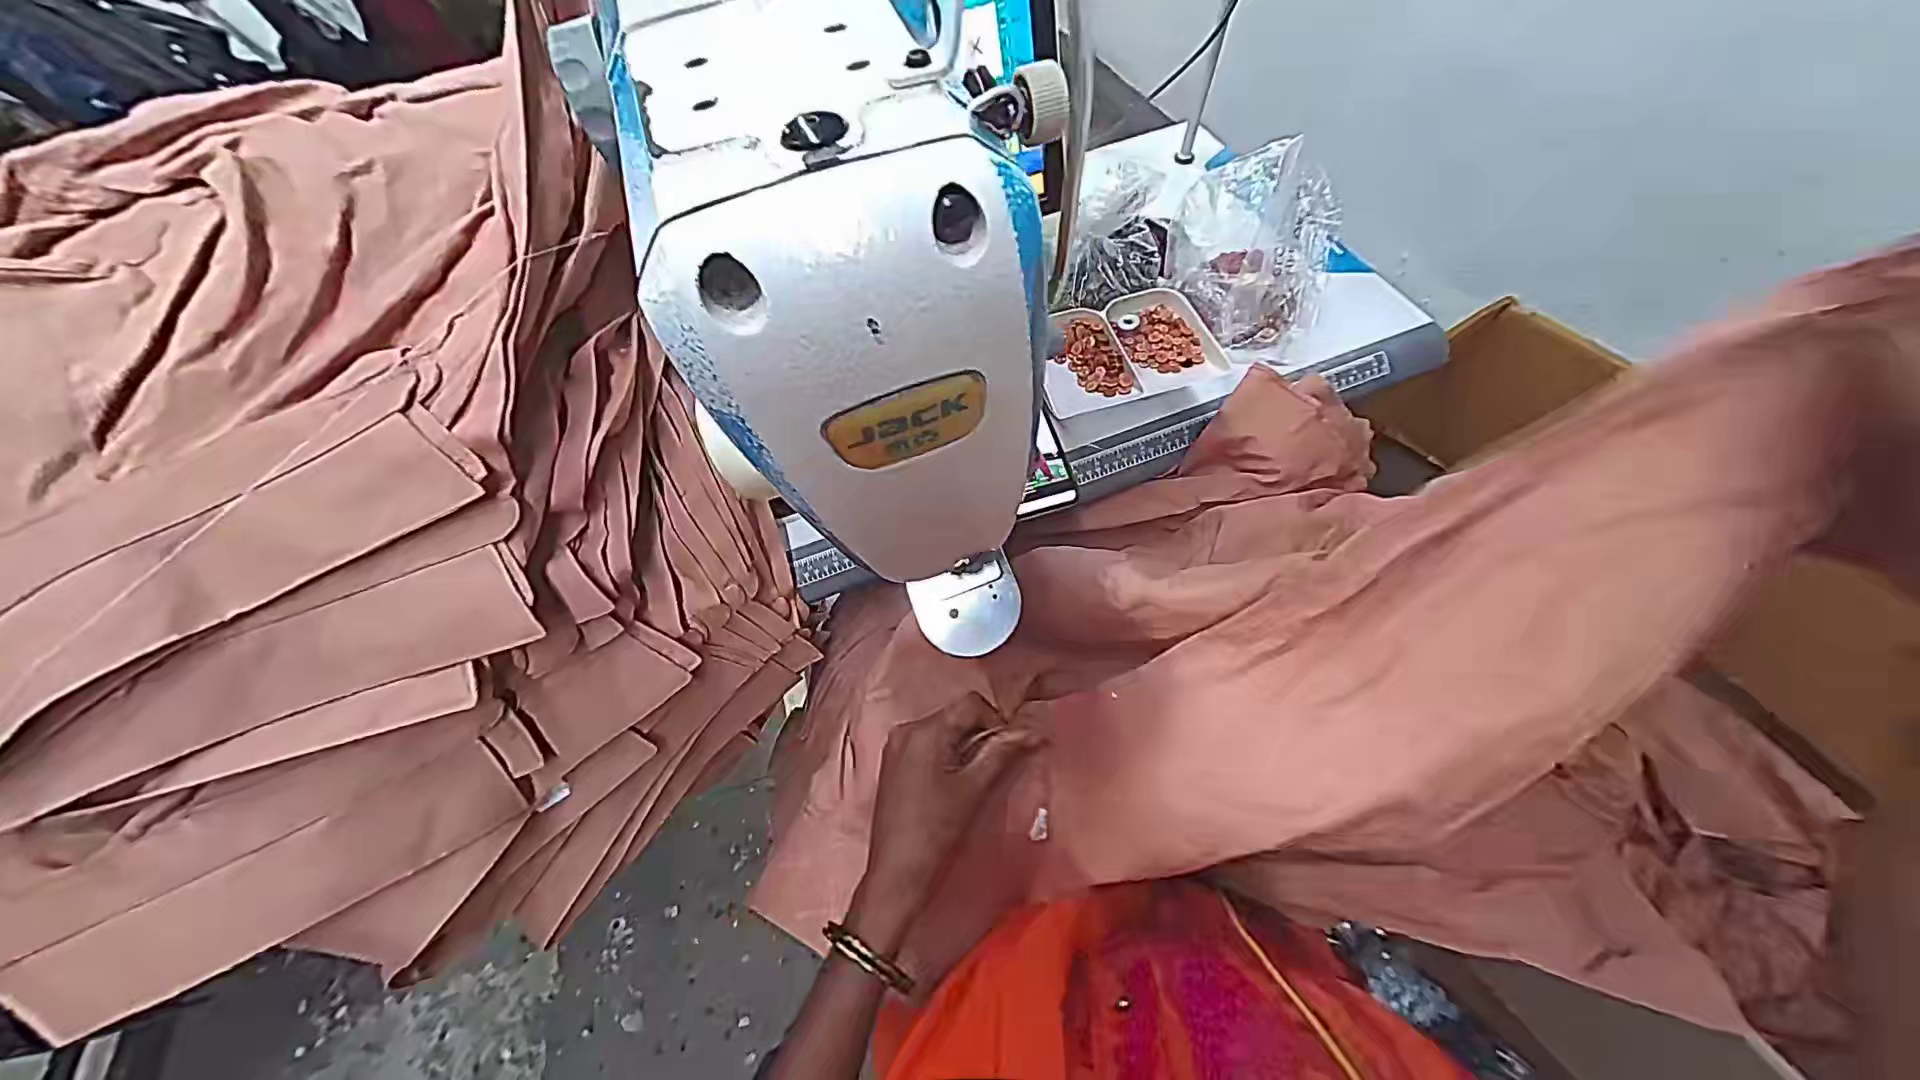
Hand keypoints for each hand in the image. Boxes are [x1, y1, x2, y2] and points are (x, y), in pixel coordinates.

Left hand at [846, 695, 1044, 948]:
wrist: (896, 875)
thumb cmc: (936, 831)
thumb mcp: (974, 789)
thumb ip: (1002, 753)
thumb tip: (1033, 730)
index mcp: (924, 730)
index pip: (971, 704)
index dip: (997, 721)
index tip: (1009, 750)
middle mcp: (906, 729)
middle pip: (957, 715)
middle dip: (982, 734)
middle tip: (997, 766)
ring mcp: (896, 747)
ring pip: (944, 730)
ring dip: (967, 746)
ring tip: (977, 779)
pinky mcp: (893, 764)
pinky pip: (929, 745)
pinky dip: (948, 755)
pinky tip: (956, 784)